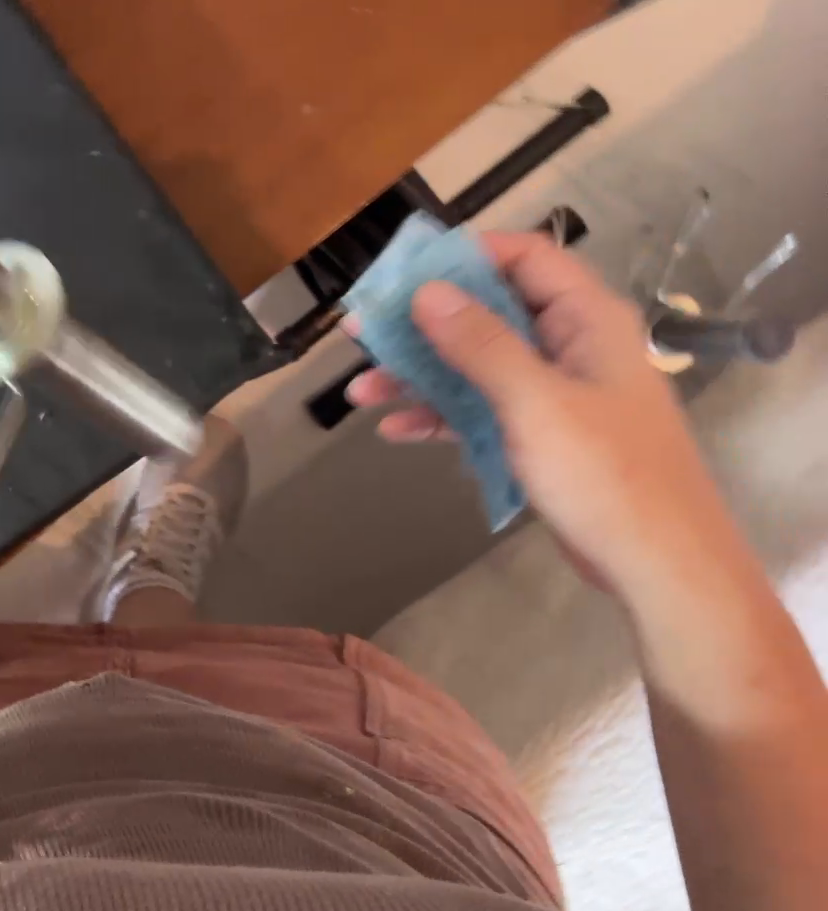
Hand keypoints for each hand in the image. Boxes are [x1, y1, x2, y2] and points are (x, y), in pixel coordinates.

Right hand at [347, 233, 754, 601]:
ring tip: (359, 393)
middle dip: (421, 323)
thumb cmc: (604, 471)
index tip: (401, 273)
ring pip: (470, 365)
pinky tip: (394, 431)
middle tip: (360, 332)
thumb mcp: (534, 401)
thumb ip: (481, 345)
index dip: (465, 257)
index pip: (526, 260)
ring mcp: (548, 391)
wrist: (649, 556)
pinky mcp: (531, 431)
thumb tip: (427, 293)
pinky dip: (433, 417)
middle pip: (486, 314)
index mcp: (585, 322)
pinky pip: (473, 410)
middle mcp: (566, 346)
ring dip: (415, 376)